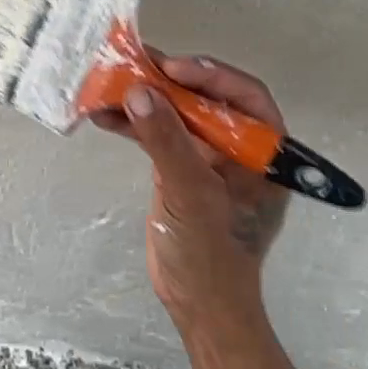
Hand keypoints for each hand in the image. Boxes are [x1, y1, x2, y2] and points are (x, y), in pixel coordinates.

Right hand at [92, 51, 289, 332]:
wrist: (200, 305)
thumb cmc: (211, 253)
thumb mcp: (190, 193)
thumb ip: (167, 141)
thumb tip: (139, 91)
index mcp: (264, 153)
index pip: (245, 97)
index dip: (210, 76)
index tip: (170, 68)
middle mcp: (239, 150)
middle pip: (205, 100)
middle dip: (168, 82)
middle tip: (131, 63)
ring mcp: (207, 160)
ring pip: (178, 116)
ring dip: (144, 101)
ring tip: (108, 85)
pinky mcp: (179, 172)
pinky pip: (158, 137)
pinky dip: (133, 125)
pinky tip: (104, 116)